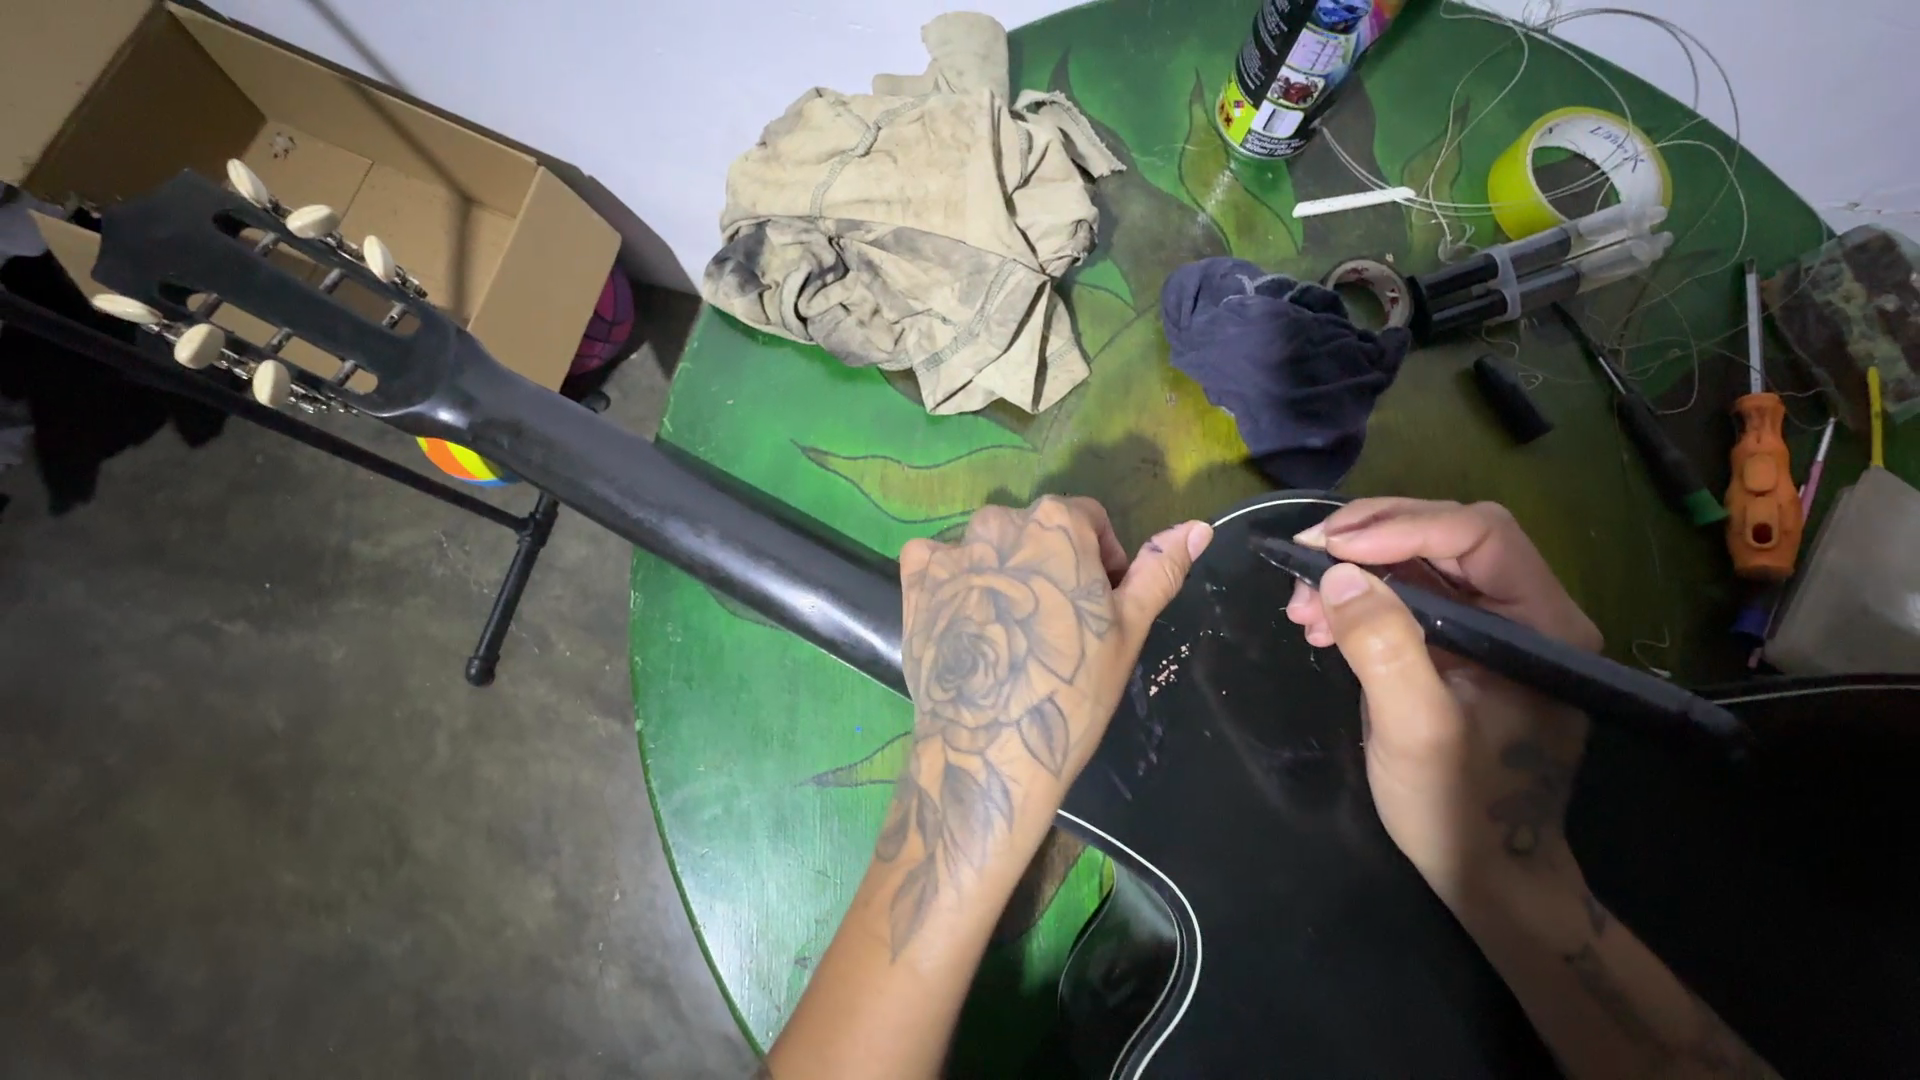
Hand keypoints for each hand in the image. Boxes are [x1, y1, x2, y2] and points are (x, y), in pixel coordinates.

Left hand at [880, 497, 1210, 951]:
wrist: (991, 747)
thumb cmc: (1073, 688)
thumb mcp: (1128, 628)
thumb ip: (1160, 569)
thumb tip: (1198, 526)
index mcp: (1057, 522)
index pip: (1087, 520)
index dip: (1099, 560)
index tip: (1097, 606)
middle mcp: (999, 520)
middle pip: (1034, 532)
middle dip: (1050, 565)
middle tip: (1055, 626)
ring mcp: (952, 548)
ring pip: (987, 548)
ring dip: (1002, 574)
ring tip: (1010, 634)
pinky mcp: (916, 579)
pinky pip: (937, 562)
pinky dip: (952, 581)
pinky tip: (966, 622)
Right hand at [1283, 499, 1601, 903]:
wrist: (1482, 871)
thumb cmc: (1459, 806)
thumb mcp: (1416, 729)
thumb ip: (1382, 647)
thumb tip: (1334, 573)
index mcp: (1542, 625)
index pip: (1478, 534)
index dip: (1401, 526)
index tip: (1328, 548)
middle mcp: (1523, 614)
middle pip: (1445, 535)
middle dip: (1366, 540)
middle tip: (1301, 557)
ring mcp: (1488, 630)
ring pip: (1417, 563)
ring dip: (1351, 569)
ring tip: (1299, 604)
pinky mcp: (1454, 647)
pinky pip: (1403, 596)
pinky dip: (1354, 598)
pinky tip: (1318, 622)